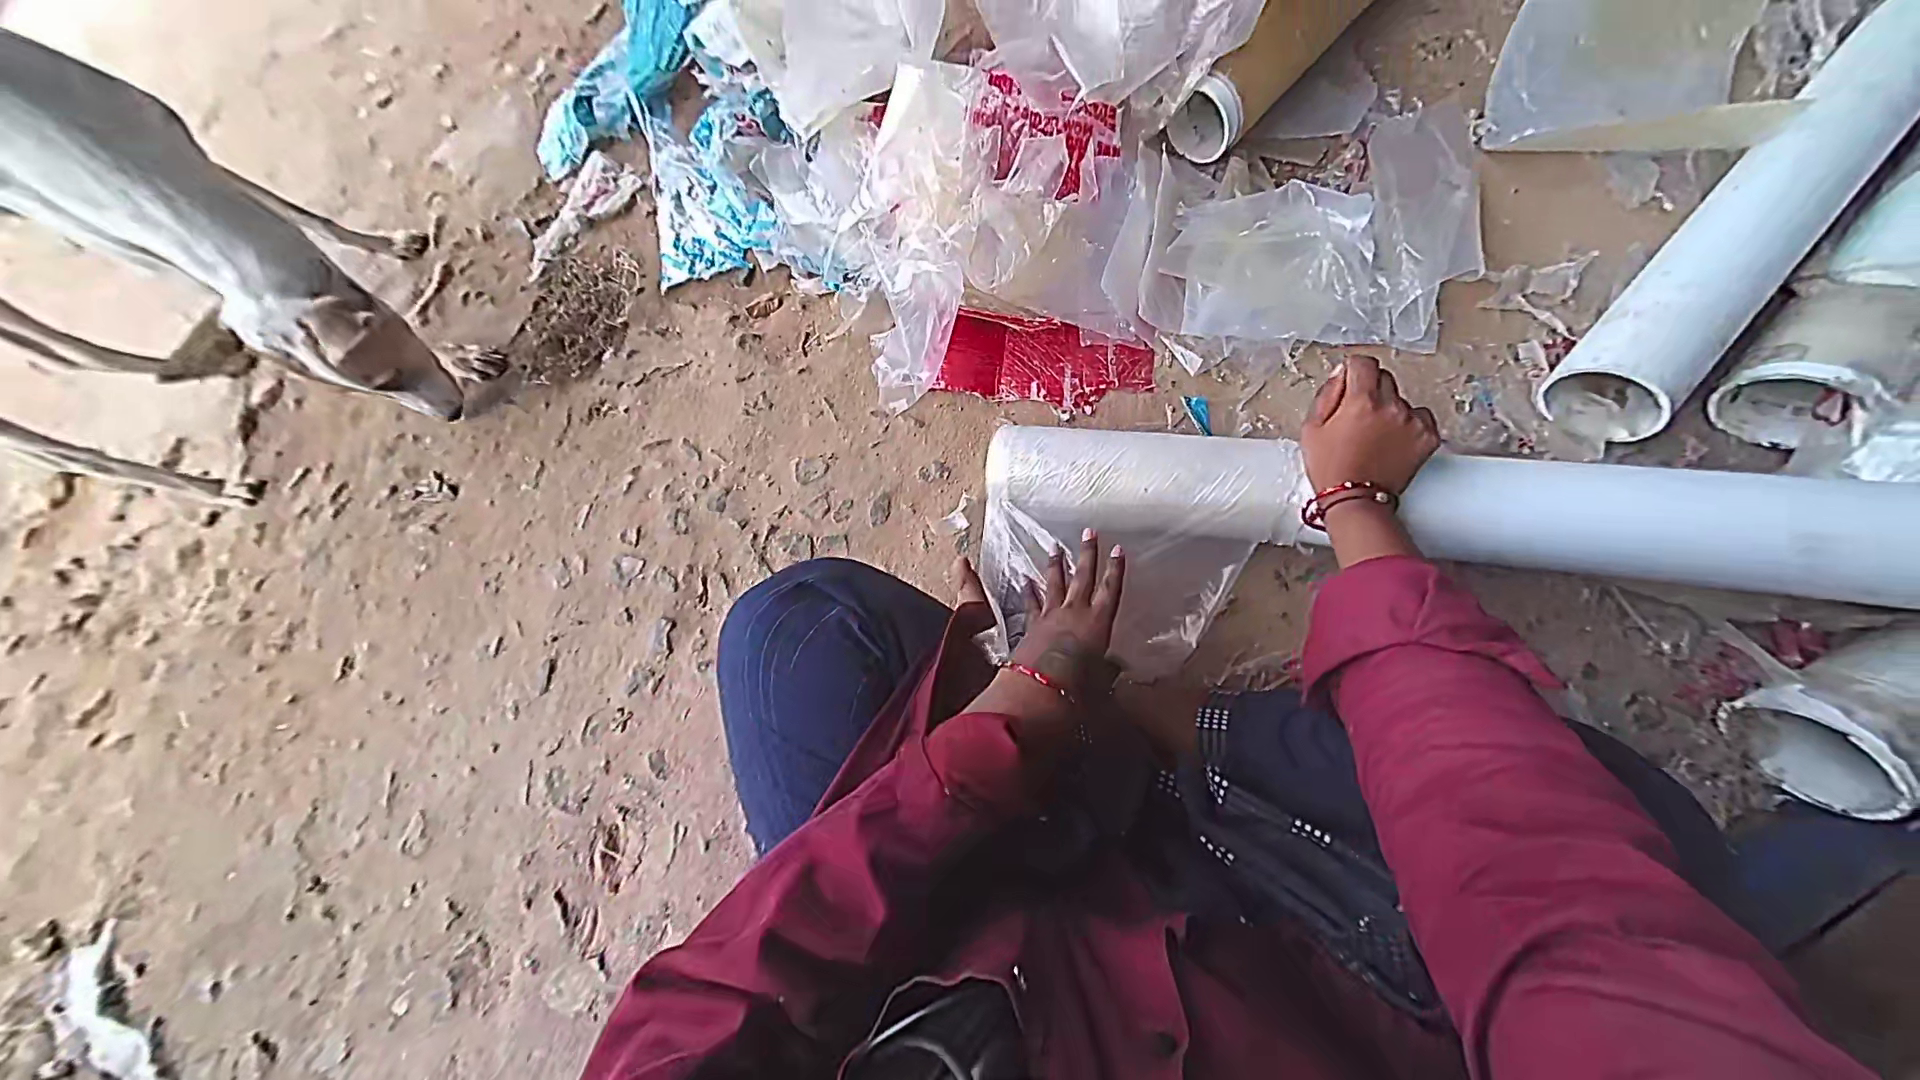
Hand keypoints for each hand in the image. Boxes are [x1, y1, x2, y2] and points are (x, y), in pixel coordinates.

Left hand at [963, 529, 1124, 739]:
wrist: (1038, 690)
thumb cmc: (1078, 687)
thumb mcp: (1102, 679)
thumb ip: (1108, 669)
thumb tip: (1115, 668)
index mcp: (1098, 622)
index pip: (1111, 590)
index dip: (1116, 569)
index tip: (1118, 549)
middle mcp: (1075, 612)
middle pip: (1083, 576)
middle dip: (1087, 553)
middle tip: (1088, 532)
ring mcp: (1051, 615)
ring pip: (1056, 582)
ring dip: (1057, 564)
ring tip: (1055, 547)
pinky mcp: (1032, 624)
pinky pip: (1032, 602)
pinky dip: (1029, 590)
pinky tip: (1025, 579)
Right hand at [1301, 354, 1440, 494]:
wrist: (1355, 500)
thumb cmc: (1330, 468)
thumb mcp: (1311, 429)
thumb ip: (1327, 394)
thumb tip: (1341, 374)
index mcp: (1361, 401)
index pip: (1363, 363)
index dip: (1353, 368)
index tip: (1350, 376)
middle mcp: (1392, 406)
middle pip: (1384, 378)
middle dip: (1370, 390)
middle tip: (1356, 414)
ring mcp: (1413, 421)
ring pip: (1401, 399)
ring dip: (1388, 409)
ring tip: (1373, 435)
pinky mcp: (1428, 435)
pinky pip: (1419, 417)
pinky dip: (1406, 425)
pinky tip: (1390, 442)